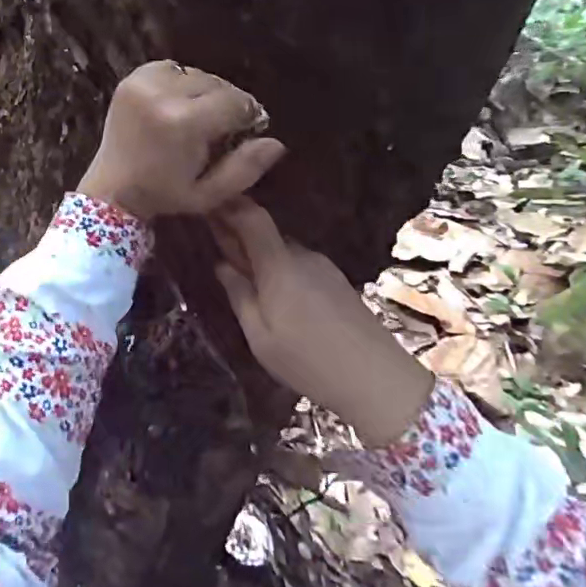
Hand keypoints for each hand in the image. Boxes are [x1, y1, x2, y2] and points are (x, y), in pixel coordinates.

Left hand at [76, 61, 286, 219]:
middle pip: (218, 84)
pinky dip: (181, 83)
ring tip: (196, 117)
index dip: (246, 117)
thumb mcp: (209, 194)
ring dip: (204, 92)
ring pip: (197, 74)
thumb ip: (245, 169)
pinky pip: (174, 69)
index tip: (241, 132)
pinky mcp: (133, 77)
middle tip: (218, 128)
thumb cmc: (165, 194)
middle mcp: (163, 94)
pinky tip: (176, 106)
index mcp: (183, 124)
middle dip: (225, 103)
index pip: (236, 102)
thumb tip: (277, 143)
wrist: (112, 187)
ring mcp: (144, 82)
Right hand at [210, 198, 434, 446]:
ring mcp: (323, 266)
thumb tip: (221, 266)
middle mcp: (302, 256)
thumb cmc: (309, 362)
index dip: (229, 207)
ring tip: (245, 283)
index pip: (252, 217)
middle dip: (240, 238)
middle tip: (218, 253)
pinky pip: (300, 265)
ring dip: (262, 258)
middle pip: (266, 234)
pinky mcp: (337, 280)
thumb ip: (239, 296)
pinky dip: (282, 271)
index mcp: (279, 265)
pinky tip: (278, 299)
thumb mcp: (261, 338)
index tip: (207, 207)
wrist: (378, 379)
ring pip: (283, 251)